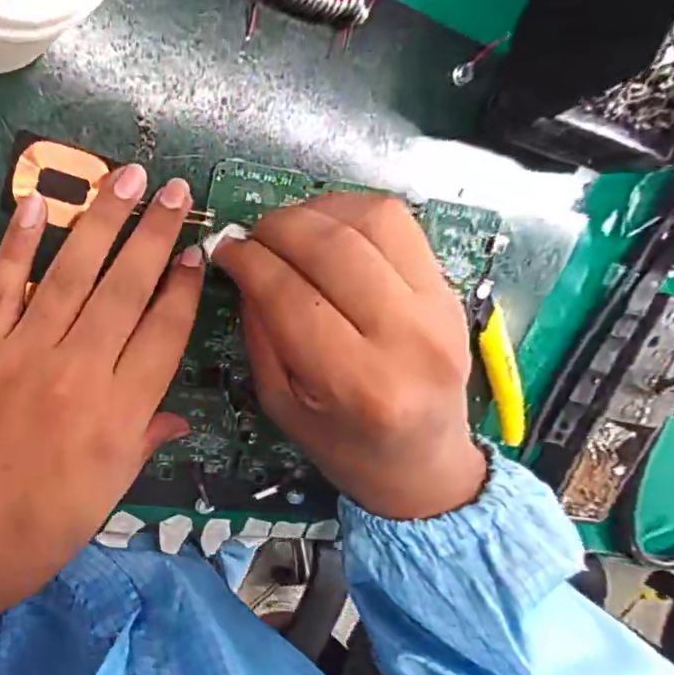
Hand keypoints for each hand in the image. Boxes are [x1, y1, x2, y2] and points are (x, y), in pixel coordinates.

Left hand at [0, 165, 204, 642]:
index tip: (198, 250)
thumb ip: (140, 443)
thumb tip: (177, 415)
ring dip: (100, 221)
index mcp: (117, 416)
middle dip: (154, 236)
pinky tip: (34, 204)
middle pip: (125, 291)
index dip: (184, 289)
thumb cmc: (35, 534)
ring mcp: (23, 354)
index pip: (163, 335)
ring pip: (70, 276)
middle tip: (176, 191)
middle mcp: (76, 372)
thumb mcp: (104, 499)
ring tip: (126, 177)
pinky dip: (17, 245)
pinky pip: (1, 288)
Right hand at [211, 193, 484, 519]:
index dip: (247, 261)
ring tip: (287, 228)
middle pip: (333, 248)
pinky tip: (325, 226)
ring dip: (316, 212)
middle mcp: (406, 338)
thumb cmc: (341, 443)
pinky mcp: (450, 289)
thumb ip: (260, 332)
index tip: (223, 249)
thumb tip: (242, 266)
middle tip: (250, 235)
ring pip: (373, 221)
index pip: (288, 294)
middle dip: (277, 228)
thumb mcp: (278, 401)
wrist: (423, 463)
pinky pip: (401, 224)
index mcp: (355, 382)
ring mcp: (438, 308)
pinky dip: (353, 211)